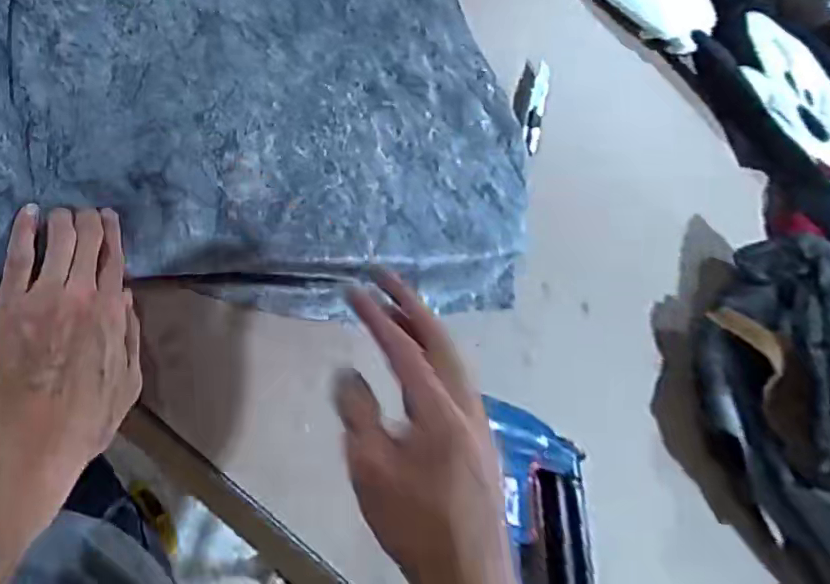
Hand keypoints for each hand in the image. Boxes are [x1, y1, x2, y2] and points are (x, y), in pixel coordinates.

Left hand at [0, 204, 142, 489]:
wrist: (32, 438)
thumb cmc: (84, 419)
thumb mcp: (128, 383)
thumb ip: (131, 337)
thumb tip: (125, 297)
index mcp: (110, 310)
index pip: (113, 258)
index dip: (112, 233)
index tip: (108, 218)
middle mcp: (81, 293)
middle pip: (88, 238)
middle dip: (88, 219)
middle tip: (83, 214)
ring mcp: (44, 295)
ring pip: (58, 238)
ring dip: (62, 219)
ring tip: (59, 213)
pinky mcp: (12, 302)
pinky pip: (20, 255)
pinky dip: (24, 229)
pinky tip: (29, 213)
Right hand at [337, 270, 516, 583]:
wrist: (469, 576)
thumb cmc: (415, 523)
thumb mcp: (370, 470)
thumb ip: (357, 414)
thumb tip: (348, 373)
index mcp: (439, 411)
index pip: (403, 348)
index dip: (376, 315)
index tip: (353, 289)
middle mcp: (466, 407)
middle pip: (440, 340)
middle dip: (410, 303)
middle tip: (383, 276)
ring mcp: (479, 422)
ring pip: (453, 359)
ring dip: (424, 328)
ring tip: (395, 311)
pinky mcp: (480, 438)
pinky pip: (456, 377)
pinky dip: (434, 354)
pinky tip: (418, 362)